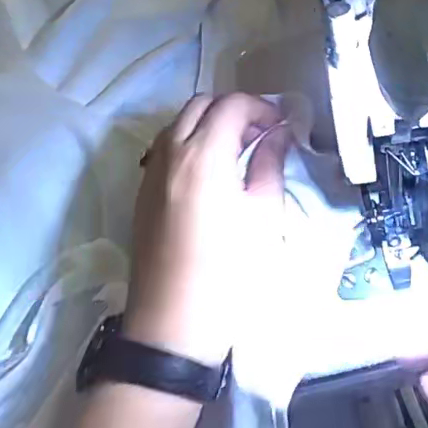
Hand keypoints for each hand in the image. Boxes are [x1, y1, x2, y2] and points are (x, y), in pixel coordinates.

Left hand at [125, 93, 289, 364]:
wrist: (175, 322)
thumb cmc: (231, 269)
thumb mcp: (264, 213)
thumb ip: (270, 164)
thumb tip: (279, 134)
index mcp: (203, 158)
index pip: (232, 105)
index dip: (263, 107)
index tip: (284, 127)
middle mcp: (169, 156)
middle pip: (200, 104)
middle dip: (236, 108)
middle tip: (265, 132)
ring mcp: (150, 174)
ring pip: (179, 123)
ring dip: (212, 122)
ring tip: (242, 149)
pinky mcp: (143, 193)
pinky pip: (166, 147)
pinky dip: (193, 141)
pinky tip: (216, 169)